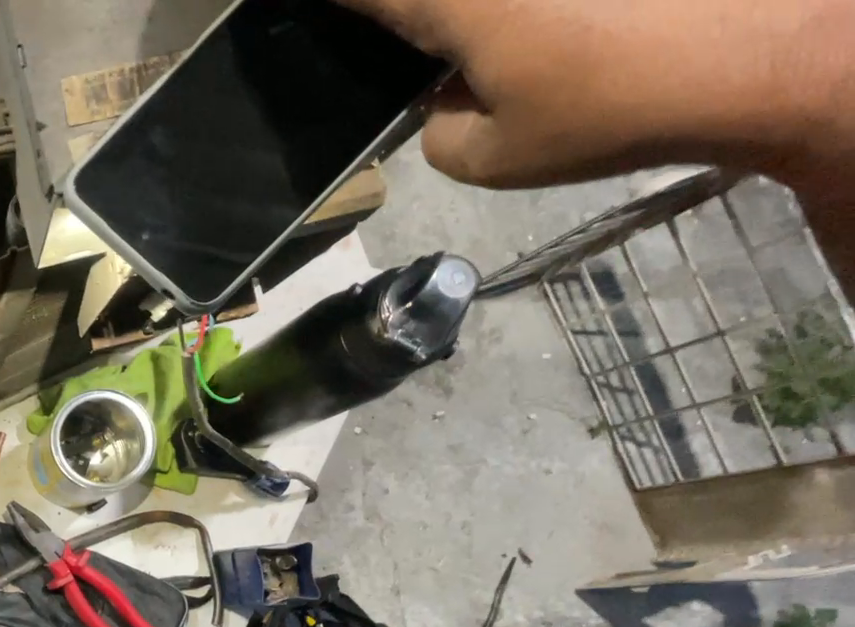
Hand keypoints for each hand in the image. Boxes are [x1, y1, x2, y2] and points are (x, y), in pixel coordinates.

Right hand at [332, 0, 854, 190]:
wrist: (787, 45)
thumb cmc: (619, 108)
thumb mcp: (491, 157)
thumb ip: (437, 128)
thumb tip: (448, 92)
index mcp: (449, 1)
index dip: (321, 7)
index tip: (293, 14)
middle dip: (397, 19)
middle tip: (410, 52)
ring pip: (471, 7)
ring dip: (456, 25)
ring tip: (472, 56)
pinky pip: (507, 3)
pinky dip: (499, 18)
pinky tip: (539, 34)